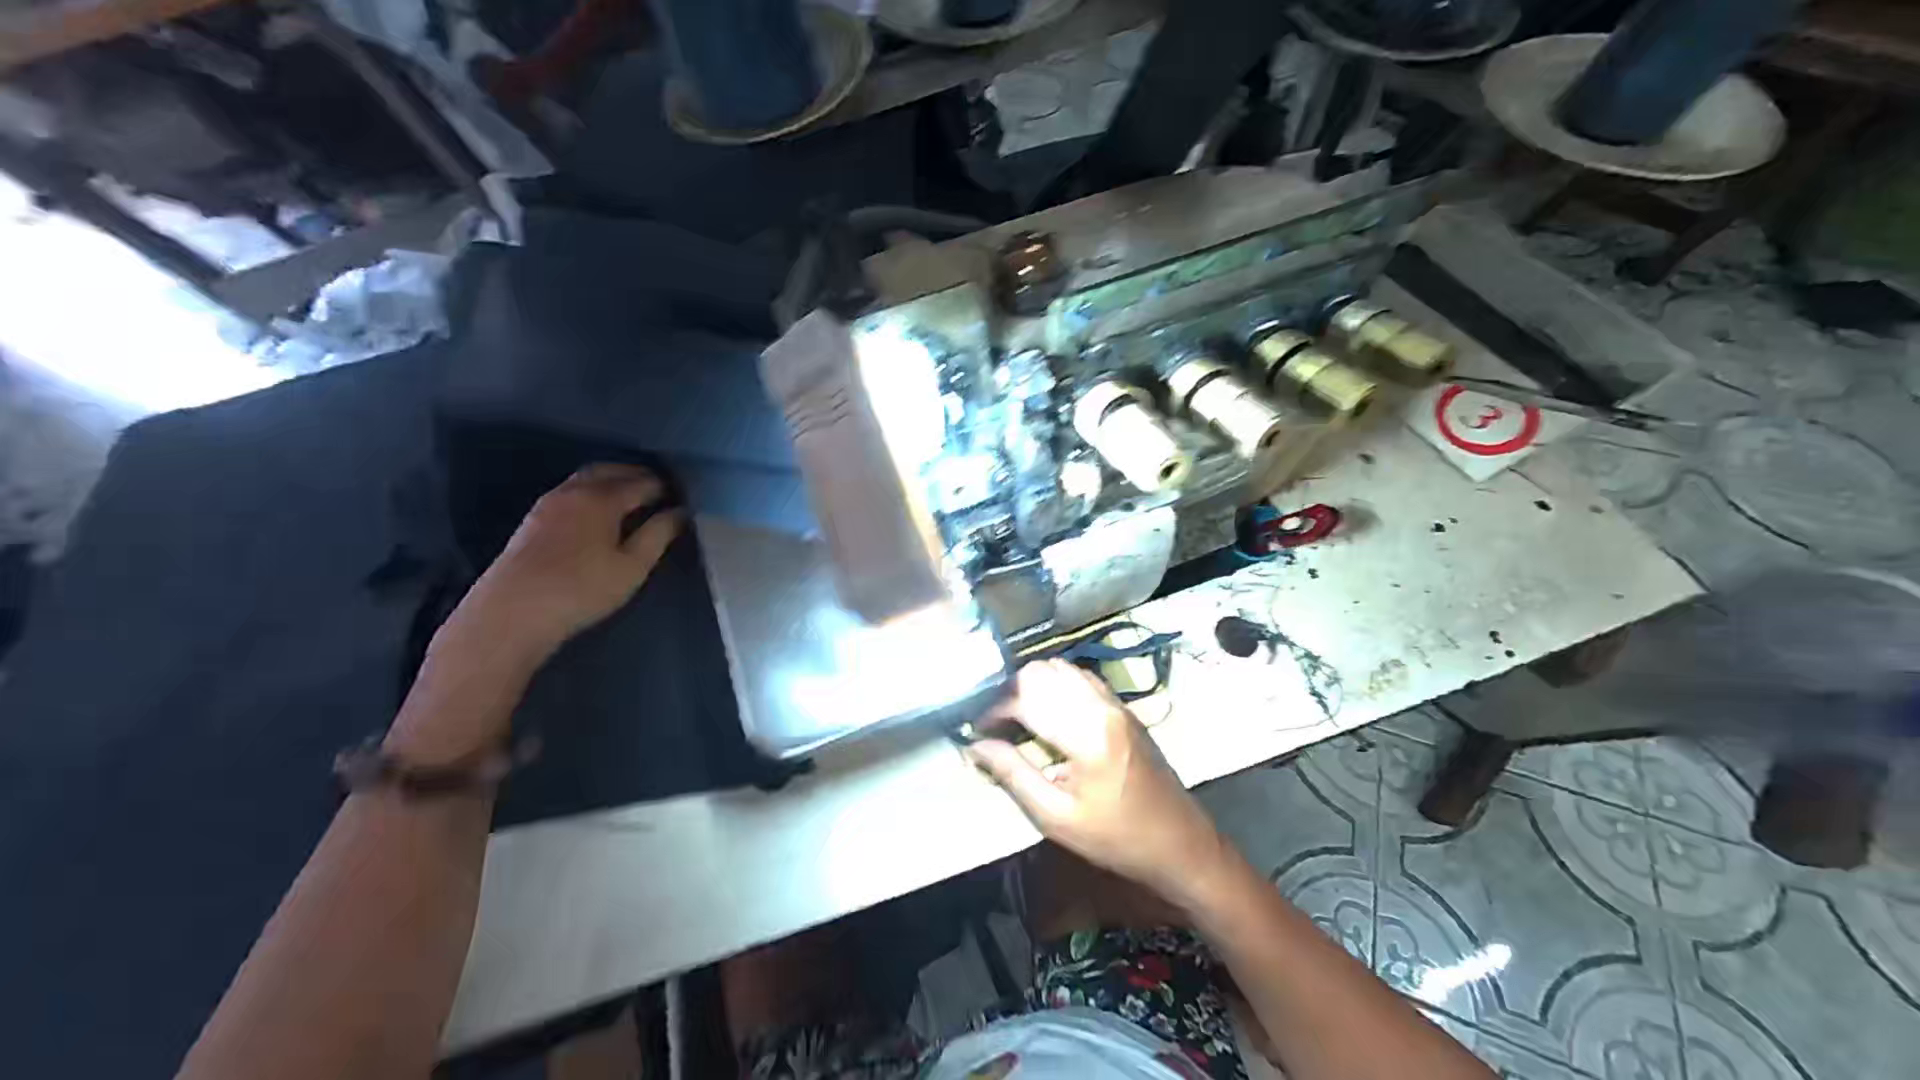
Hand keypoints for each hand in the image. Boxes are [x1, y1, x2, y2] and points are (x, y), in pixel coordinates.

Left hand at [444, 463, 684, 663]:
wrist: (511, 613)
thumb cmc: (582, 589)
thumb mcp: (632, 567)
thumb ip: (658, 535)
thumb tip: (680, 512)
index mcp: (602, 498)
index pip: (641, 482)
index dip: (663, 487)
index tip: (681, 496)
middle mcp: (574, 491)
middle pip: (610, 471)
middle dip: (636, 475)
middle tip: (658, 489)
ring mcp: (548, 503)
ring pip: (586, 479)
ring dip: (611, 481)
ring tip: (631, 498)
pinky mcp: (532, 519)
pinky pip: (571, 491)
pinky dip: (592, 491)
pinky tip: (598, 513)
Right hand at [967, 660, 1232, 907]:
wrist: (1180, 843)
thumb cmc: (1116, 838)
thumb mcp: (1056, 817)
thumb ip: (1013, 774)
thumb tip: (975, 746)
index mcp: (1087, 734)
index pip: (1026, 697)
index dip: (993, 710)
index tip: (978, 731)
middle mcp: (1101, 707)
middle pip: (1041, 671)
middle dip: (1011, 692)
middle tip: (998, 724)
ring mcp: (1115, 703)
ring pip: (1060, 668)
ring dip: (1033, 685)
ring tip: (1020, 717)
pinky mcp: (1123, 707)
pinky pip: (1080, 677)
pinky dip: (1056, 685)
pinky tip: (1049, 713)